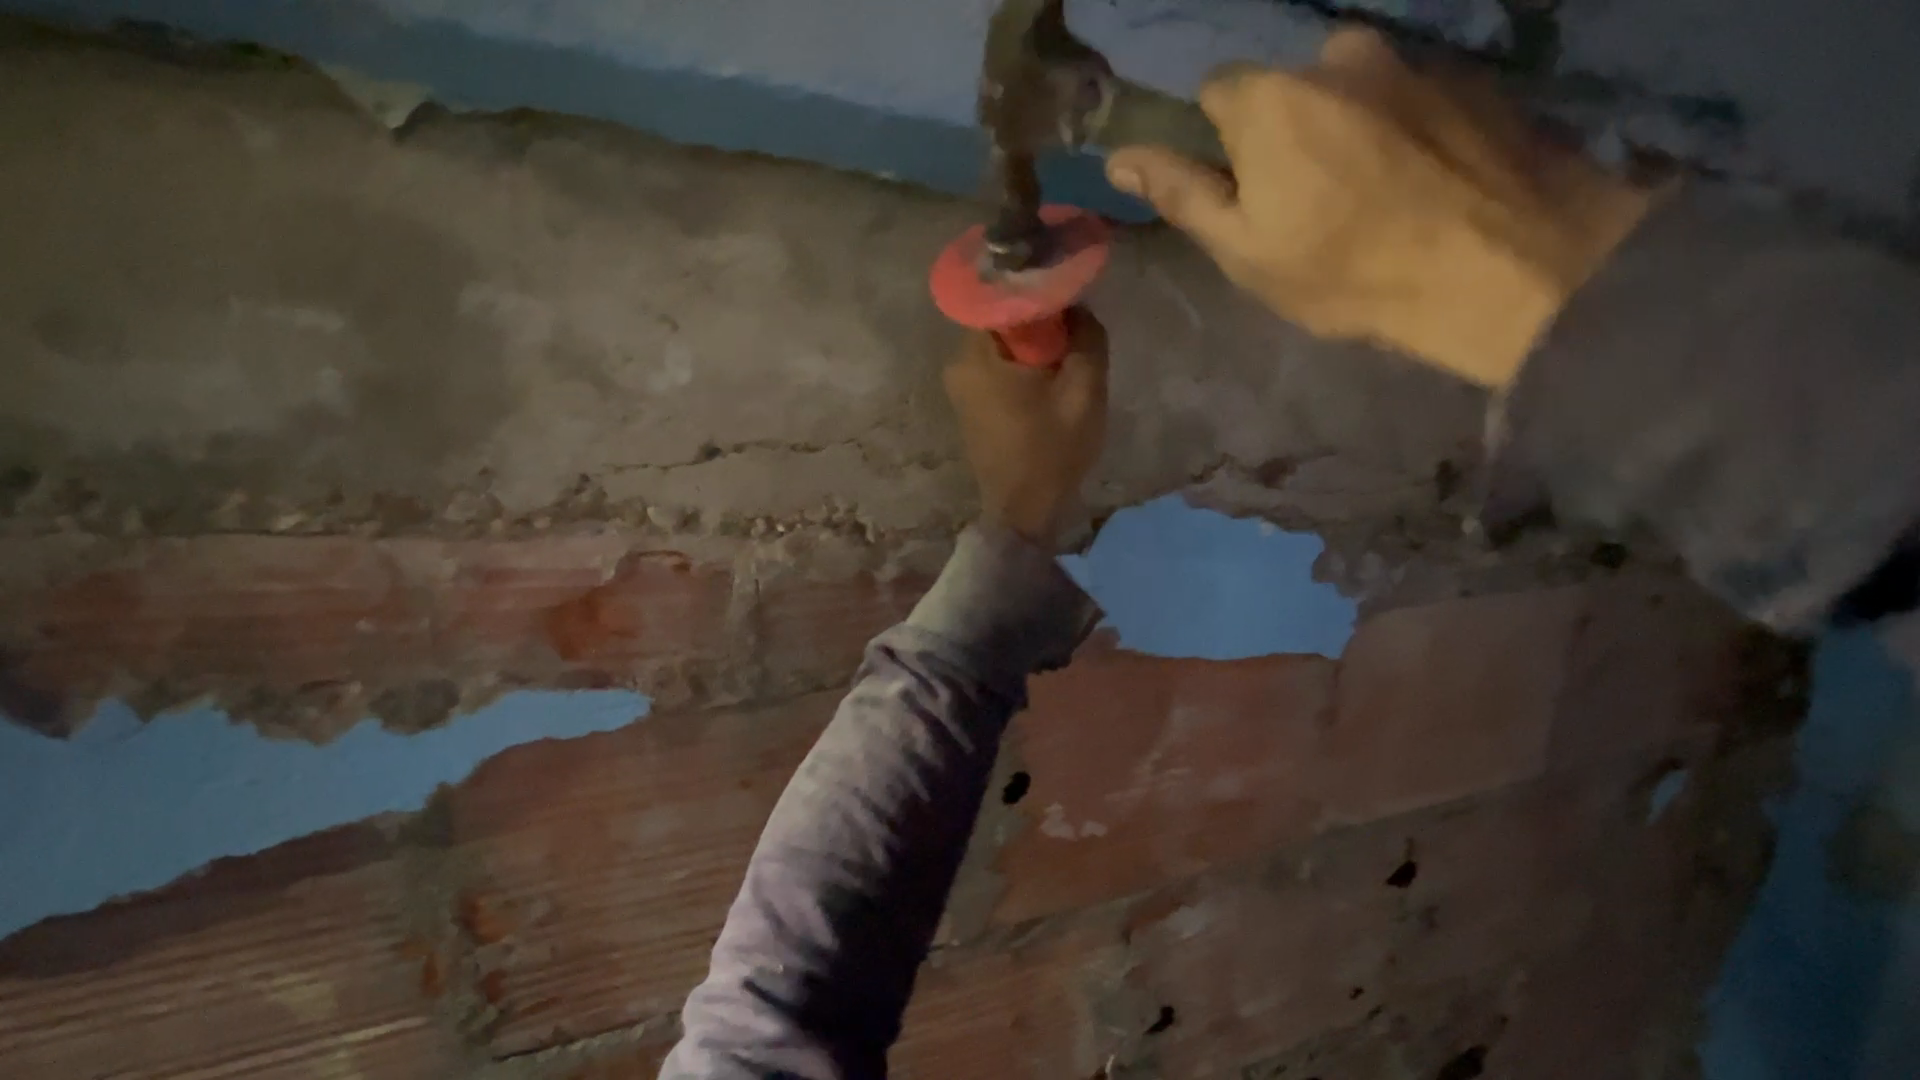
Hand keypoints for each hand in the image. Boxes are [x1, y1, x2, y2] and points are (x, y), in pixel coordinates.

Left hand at [943, 310, 1108, 547]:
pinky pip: (995, 366)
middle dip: (1039, 319)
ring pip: (1000, 343)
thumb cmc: (1052, 452)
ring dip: (1032, 344)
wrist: (1022, 511)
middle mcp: (957, 362)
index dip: (1040, 288)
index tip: (1070, 292)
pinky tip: (1046, 380)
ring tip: (1066, 356)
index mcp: (977, 354)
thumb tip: (1077, 307)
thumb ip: (1086, 337)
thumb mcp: (1084, 391)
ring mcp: (958, 384)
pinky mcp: (967, 402)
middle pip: (1001, 318)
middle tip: (1075, 330)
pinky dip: (1020, 365)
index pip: (1004, 293)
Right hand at [1104, 28, 1655, 387]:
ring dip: (1345, 127)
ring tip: (1372, 193)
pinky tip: (1419, 180)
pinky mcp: (1467, 76)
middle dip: (1286, 132)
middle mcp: (1336, 54)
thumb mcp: (1244, 249)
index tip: (1244, 190)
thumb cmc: (1348, 270)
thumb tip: (1118, 155)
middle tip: (1311, 201)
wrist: (1504, 268)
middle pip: (1285, 88)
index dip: (1222, 143)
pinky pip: (1406, 94)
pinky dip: (1399, 127)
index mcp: (1269, 98)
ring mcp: (1409, 58)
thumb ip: (1182, 193)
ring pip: (1349, 88)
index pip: (1216, 91)